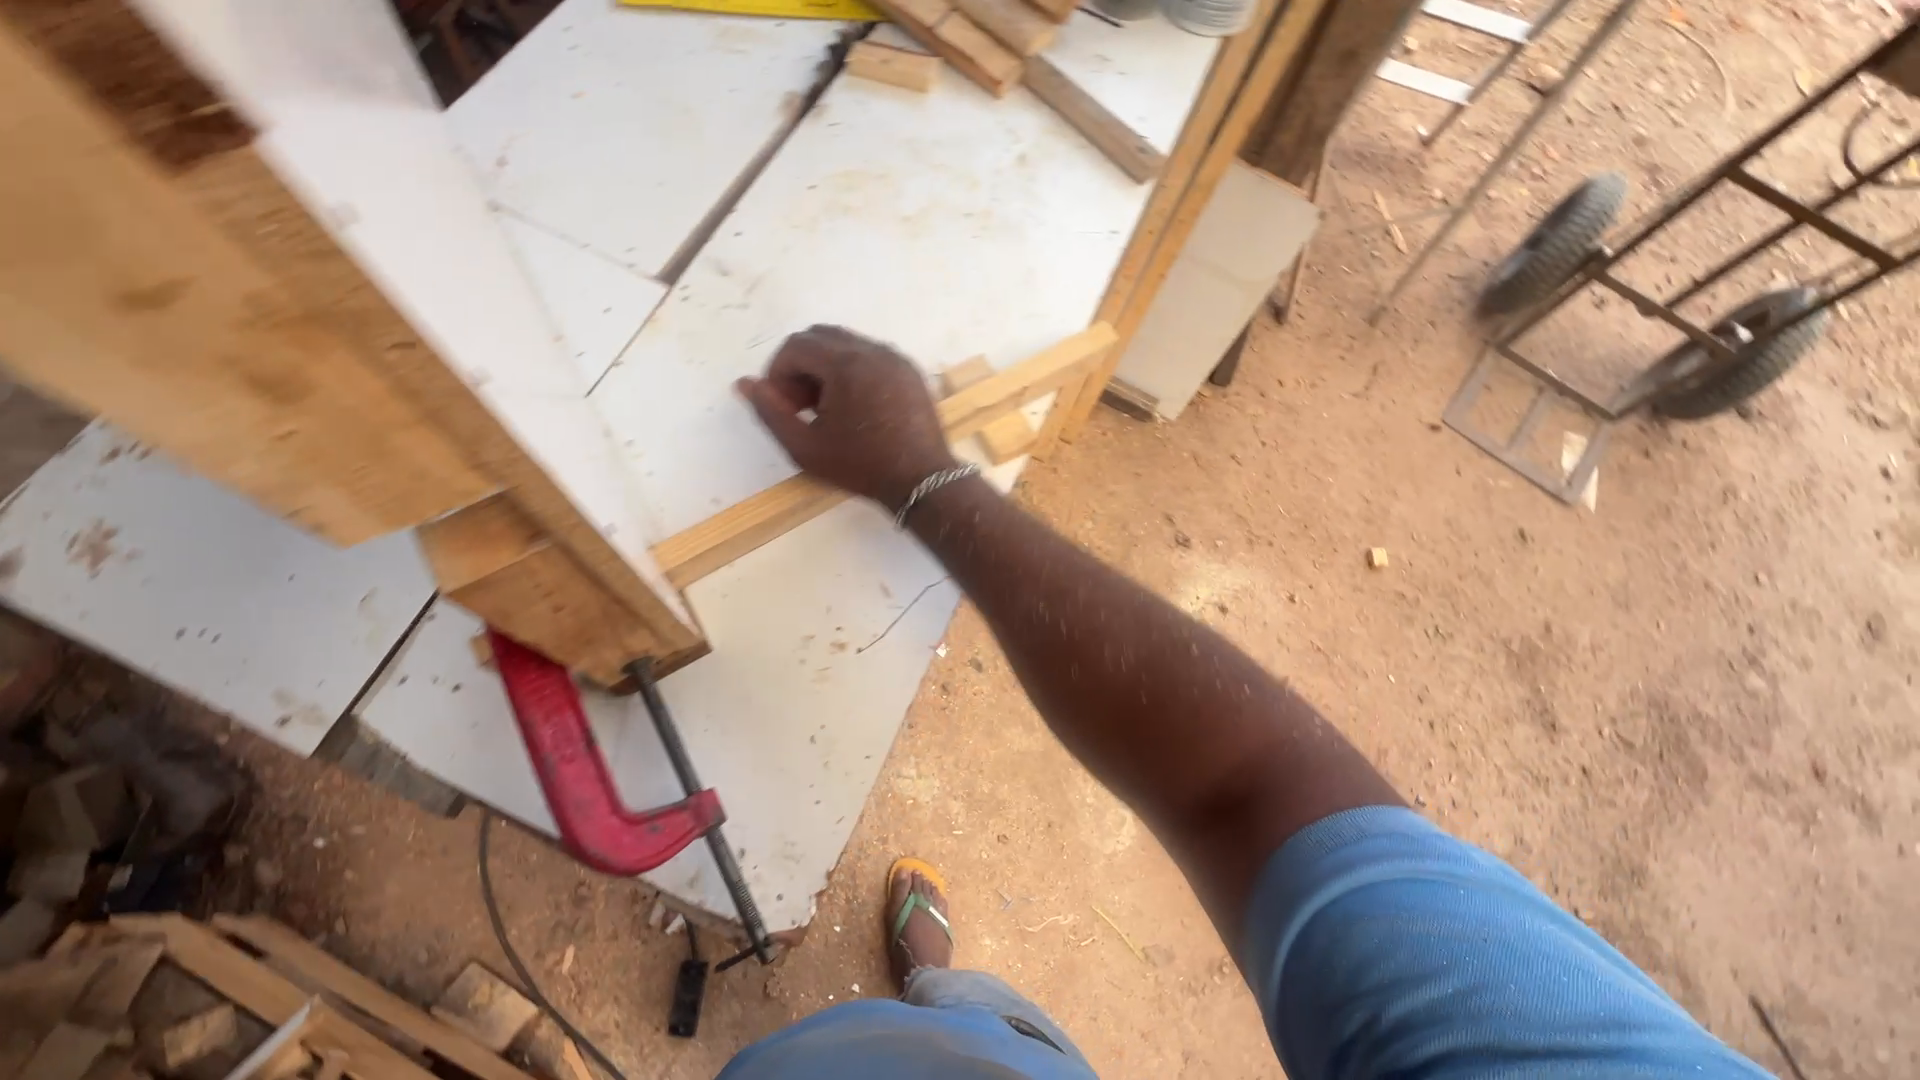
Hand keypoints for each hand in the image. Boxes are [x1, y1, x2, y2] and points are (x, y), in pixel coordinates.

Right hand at [736, 325, 958, 509]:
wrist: (922, 480)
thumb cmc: (861, 466)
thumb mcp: (804, 447)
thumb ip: (770, 412)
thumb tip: (745, 383)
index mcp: (846, 363)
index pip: (796, 345)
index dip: (779, 373)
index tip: (784, 406)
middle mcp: (873, 350)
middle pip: (820, 337)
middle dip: (801, 366)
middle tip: (802, 406)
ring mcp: (896, 358)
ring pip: (847, 344)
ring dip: (826, 368)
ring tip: (827, 410)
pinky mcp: (910, 371)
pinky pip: (871, 356)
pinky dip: (853, 371)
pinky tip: (855, 409)